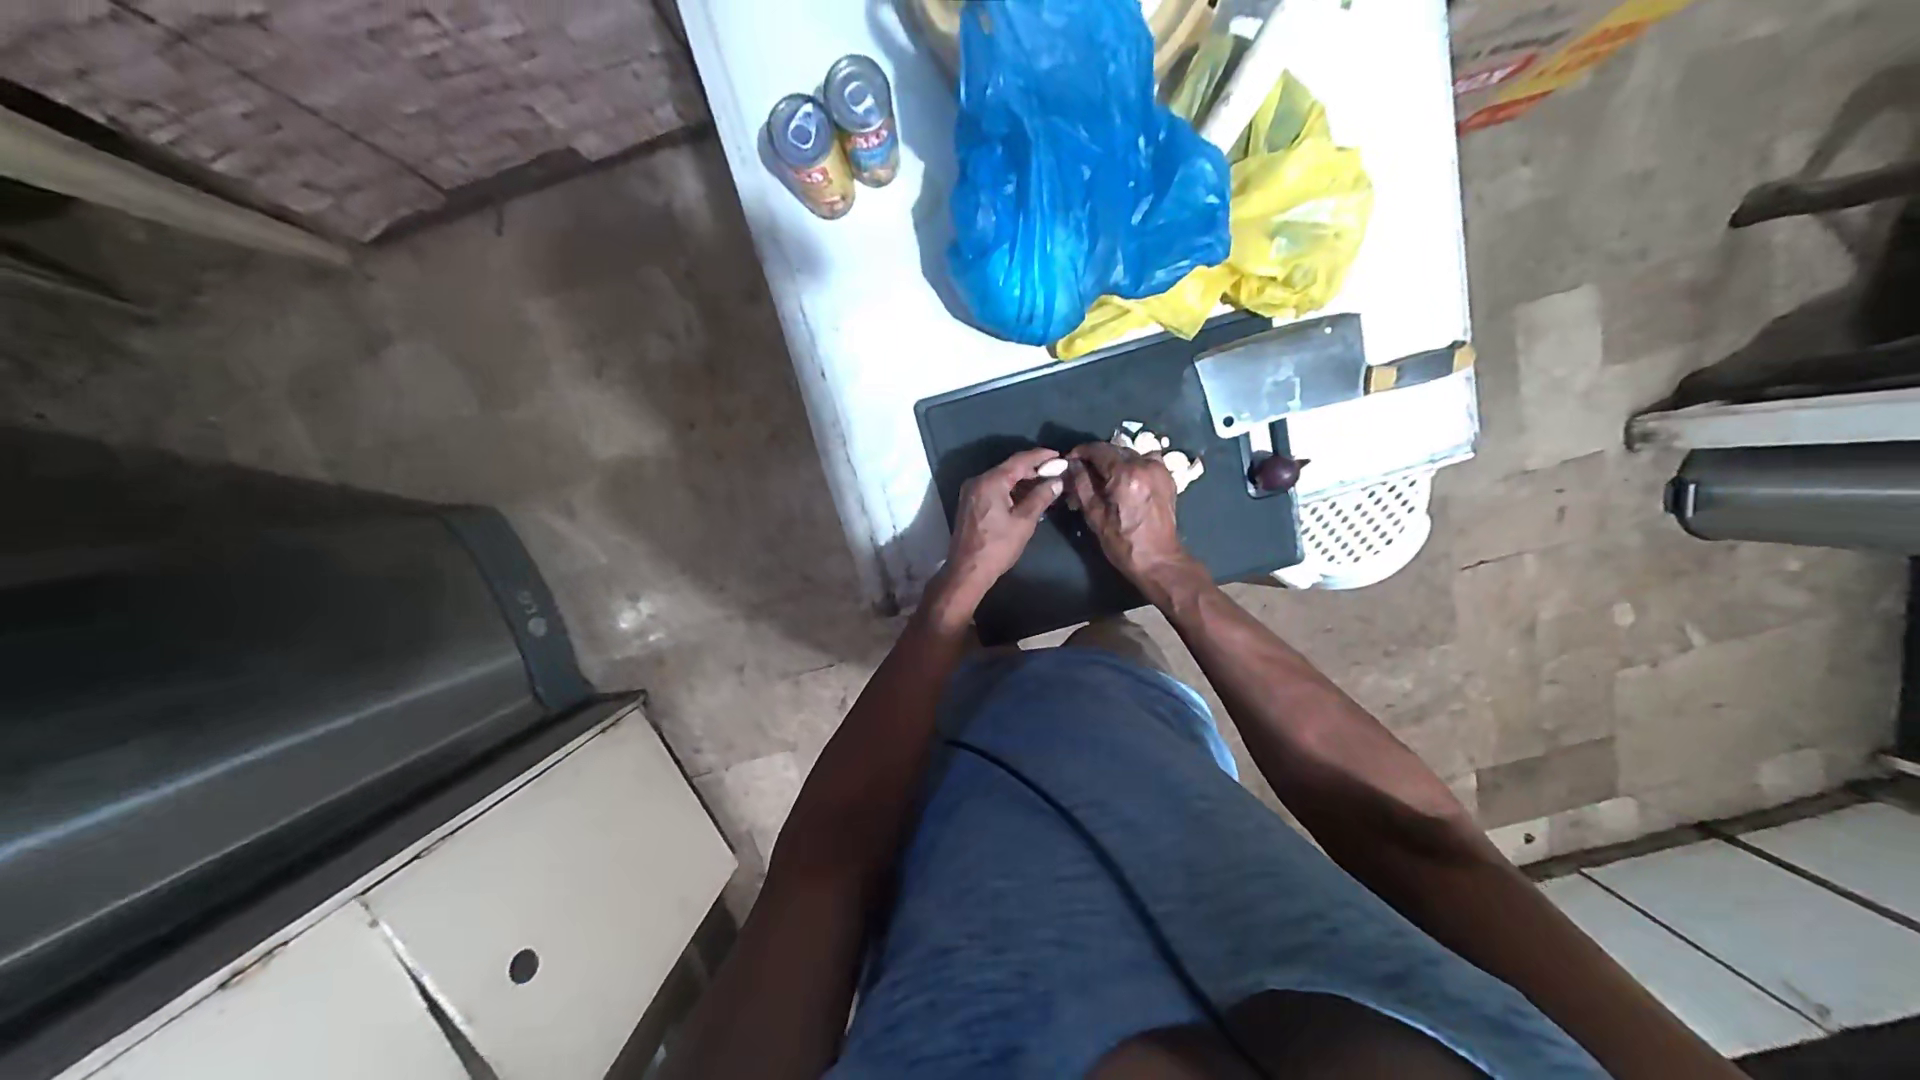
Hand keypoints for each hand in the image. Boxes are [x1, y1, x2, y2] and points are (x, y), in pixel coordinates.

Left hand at [938, 447, 1064, 609]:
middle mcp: (978, 481)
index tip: (1058, 455)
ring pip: (1001, 479)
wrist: (967, 570)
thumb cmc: (998, 547)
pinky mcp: (970, 503)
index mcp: (991, 481)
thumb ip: (1041, 497)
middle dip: (1033, 469)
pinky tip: (1026, 496)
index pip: (1019, 461)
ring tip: (1045, 483)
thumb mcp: (1024, 521)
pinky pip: (994, 489)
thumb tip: (1056, 480)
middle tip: (1055, 471)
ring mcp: (971, 492)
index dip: (1040, 456)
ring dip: (1022, 480)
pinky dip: (1010, 490)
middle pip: (1009, 468)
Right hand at [1066, 441, 1202, 602]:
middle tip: (1084, 471)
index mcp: (1125, 474)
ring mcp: (1160, 470)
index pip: (1098, 449)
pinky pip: (1146, 461)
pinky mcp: (1168, 477)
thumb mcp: (1094, 515)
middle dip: (1097, 457)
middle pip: (1115, 449)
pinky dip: (1133, 465)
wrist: (1158, 559)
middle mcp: (1145, 465)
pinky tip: (1125, 480)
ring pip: (1131, 454)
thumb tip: (1072, 464)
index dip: (1081, 451)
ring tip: (1104, 477)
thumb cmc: (1122, 542)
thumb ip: (1081, 484)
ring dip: (1115, 461)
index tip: (1070, 459)